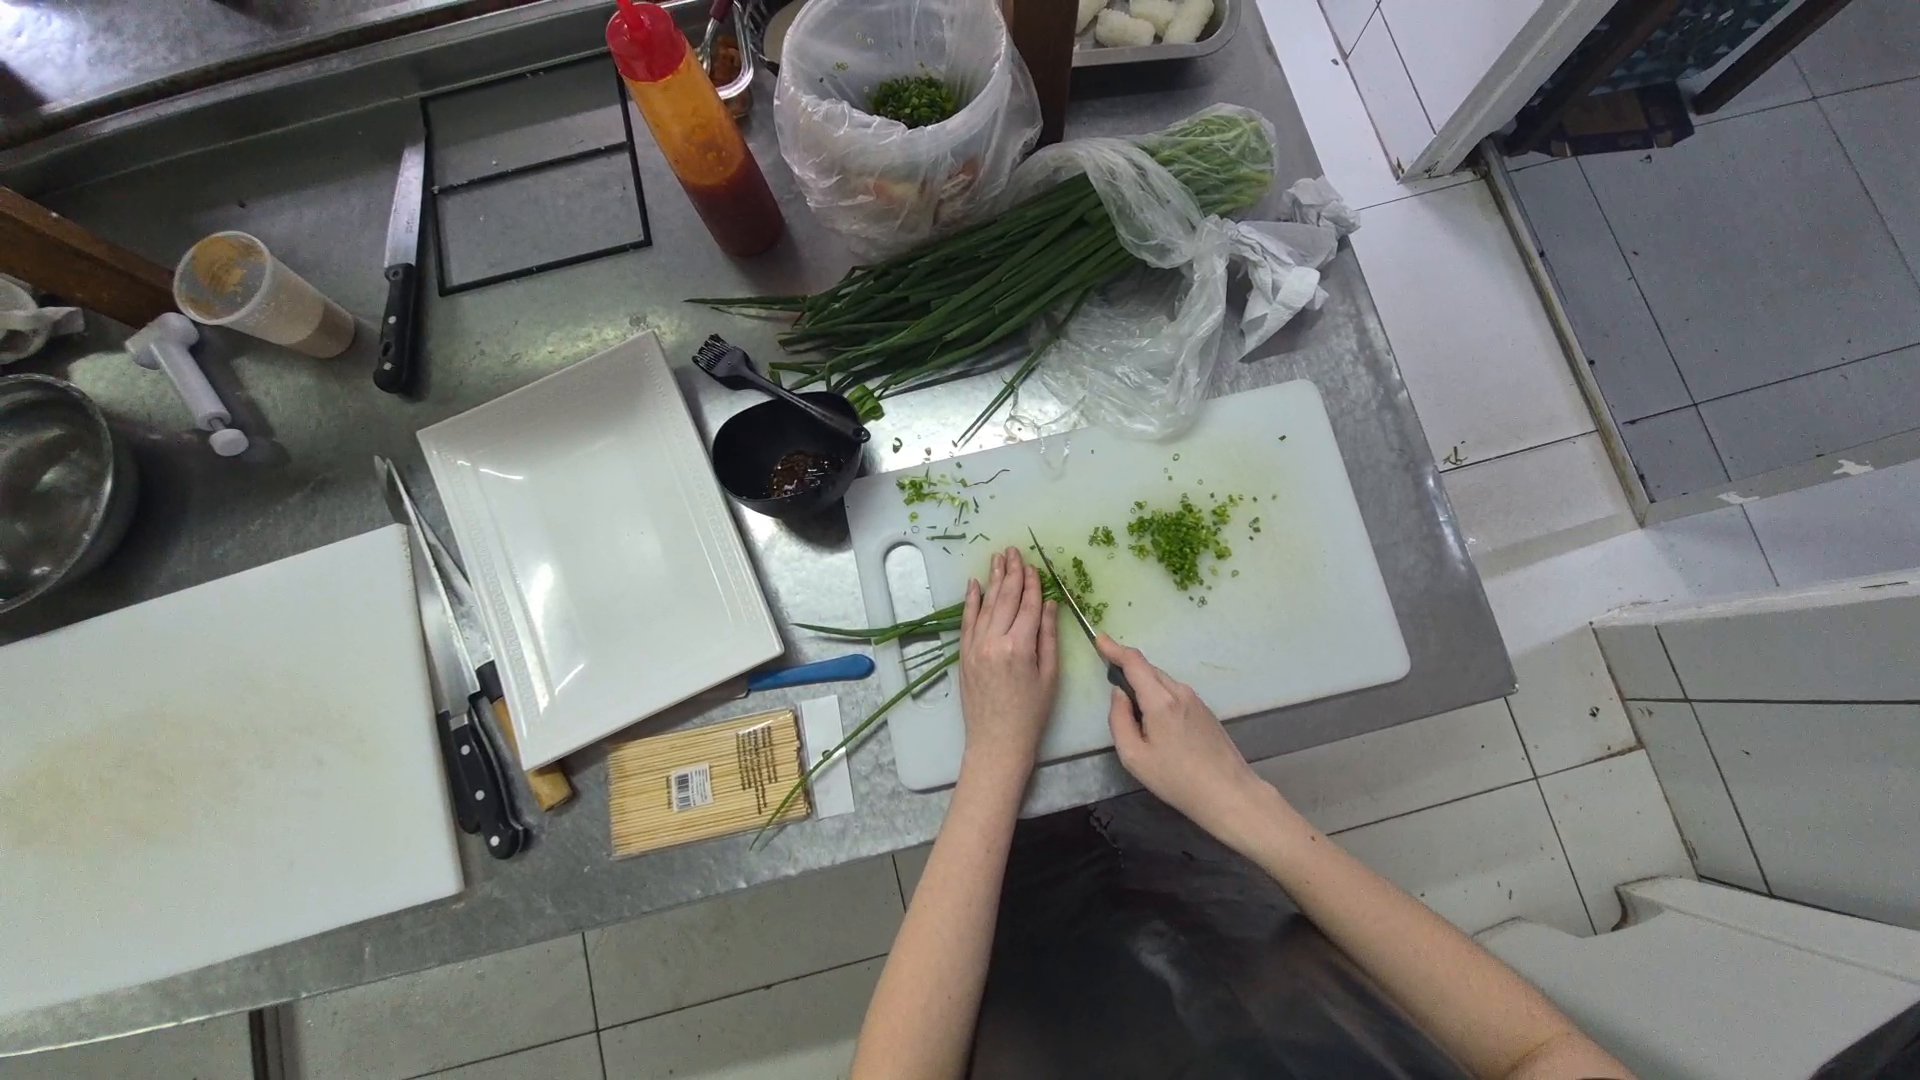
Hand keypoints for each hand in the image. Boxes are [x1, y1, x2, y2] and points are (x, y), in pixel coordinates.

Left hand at [957, 547, 1059, 779]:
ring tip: (998, 558)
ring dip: (992, 580)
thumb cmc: (1031, 714)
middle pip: (1005, 599)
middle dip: (1011, 573)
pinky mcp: (964, 654)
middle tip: (1014, 550)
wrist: (996, 741)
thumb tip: (1049, 605)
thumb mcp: (1049, 676)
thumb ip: (1048, 637)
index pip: (1027, 606)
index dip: (1032, 584)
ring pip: (985, 605)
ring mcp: (975, 647)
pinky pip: (967, 621)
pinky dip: (970, 601)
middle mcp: (994, 641)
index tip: (1034, 566)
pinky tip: (974, 584)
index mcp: (1020, 647)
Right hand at [1098, 635, 1275, 844]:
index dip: (1114, 649)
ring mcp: (1196, 700)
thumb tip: (1118, 693)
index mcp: (1160, 701)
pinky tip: (1157, 723)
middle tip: (1111, 685)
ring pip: (1162, 681)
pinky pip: (1174, 692)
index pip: (1134, 662)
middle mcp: (1180, 692)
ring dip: (1144, 685)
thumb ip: (1119, 719)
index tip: (1099, 639)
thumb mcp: (1134, 756)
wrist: (1229, 793)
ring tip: (1135, 714)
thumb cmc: (1176, 779)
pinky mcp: (1205, 710)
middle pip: (1148, 669)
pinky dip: (1159, 695)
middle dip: (1127, 669)